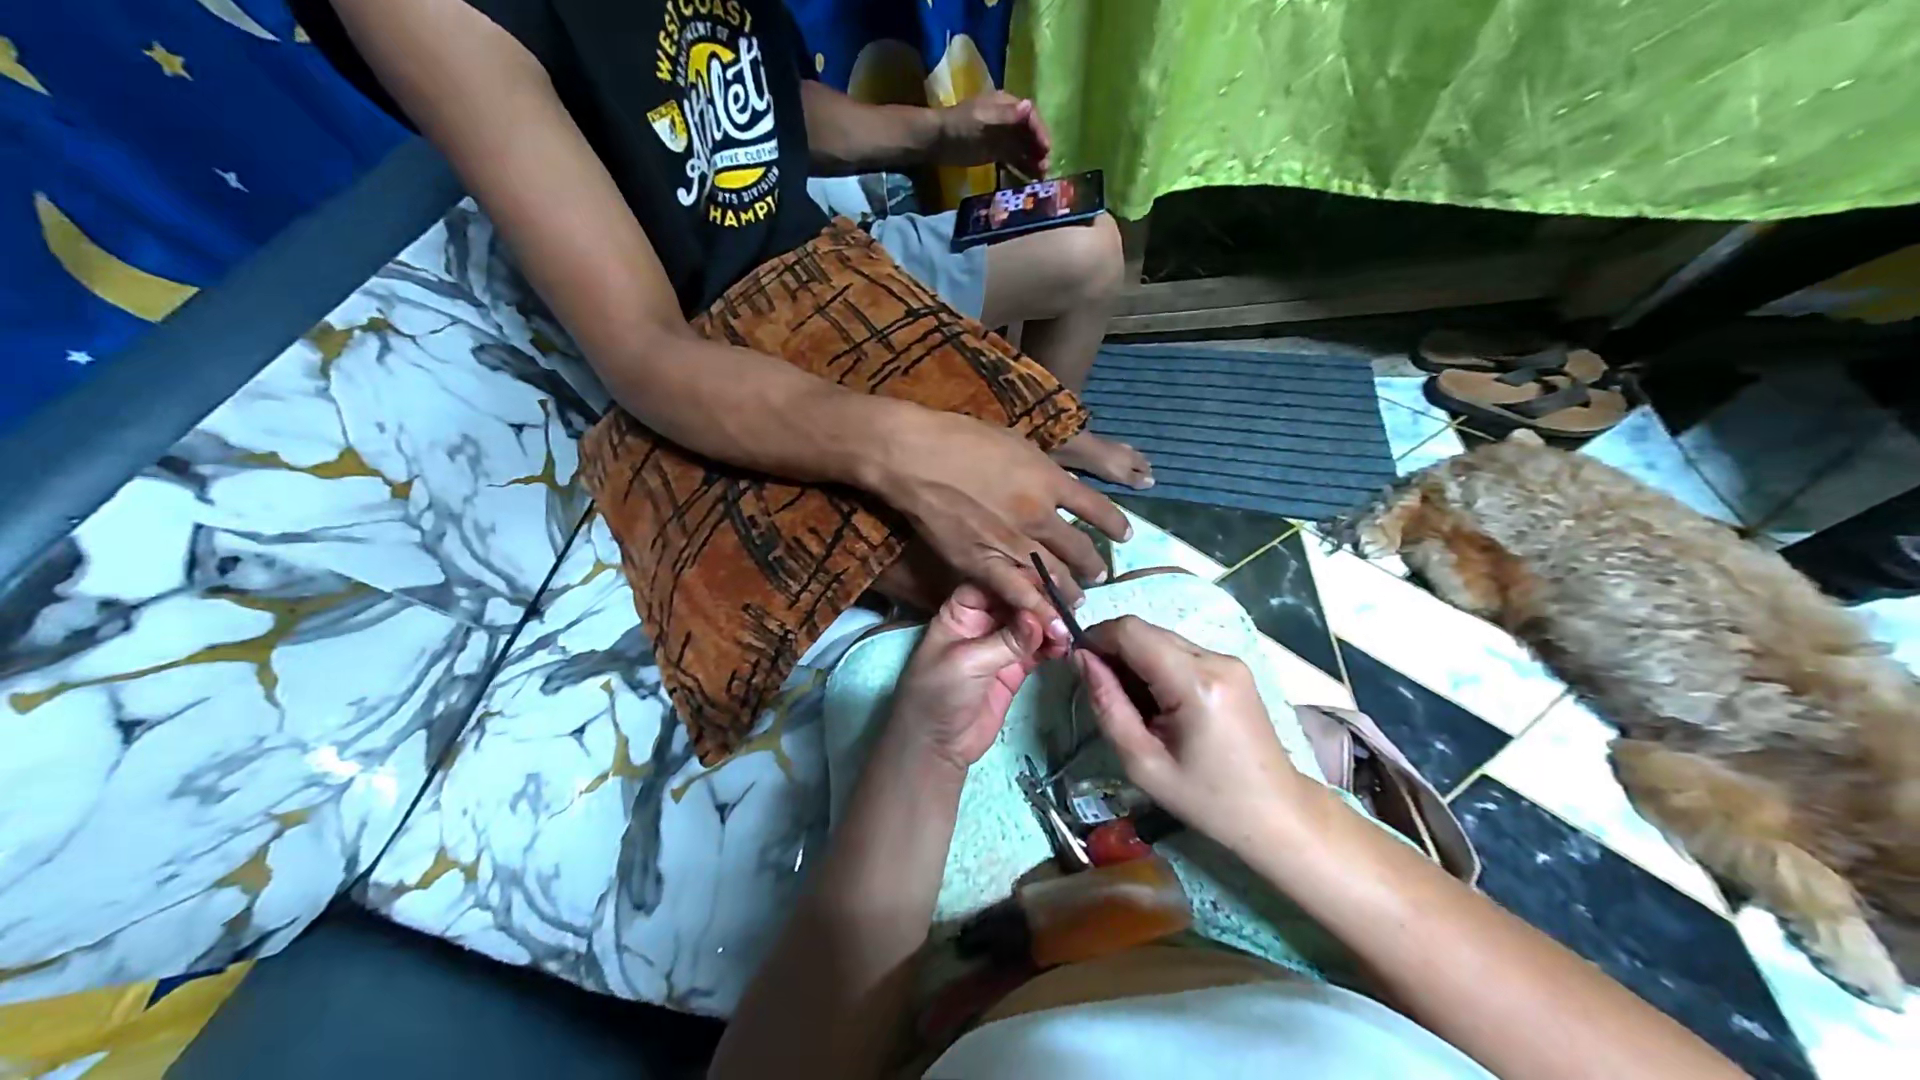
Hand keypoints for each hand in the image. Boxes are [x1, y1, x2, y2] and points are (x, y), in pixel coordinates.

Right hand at [876, 409, 1130, 642]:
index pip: (1097, 508)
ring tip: (1078, 598)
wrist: (917, 456)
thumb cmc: (962, 438)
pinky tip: (1052, 621)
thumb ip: (1042, 469)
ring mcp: (1011, 542)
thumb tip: (1060, 485)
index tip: (1123, 534)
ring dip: (1070, 589)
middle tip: (1098, 574)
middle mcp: (1038, 515)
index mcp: (1049, 480)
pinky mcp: (981, 562)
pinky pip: (1015, 591)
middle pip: (1078, 548)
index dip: (1114, 524)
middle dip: (1092, 564)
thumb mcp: (1016, 442)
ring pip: (1053, 574)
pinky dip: (1036, 608)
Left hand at [888, 584, 1056, 771]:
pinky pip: (1038, 650)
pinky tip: (1065, 647)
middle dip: (1041, 603)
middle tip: (1067, 607)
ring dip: (1050, 626)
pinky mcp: (1014, 668)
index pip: (992, 584)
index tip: (1048, 582)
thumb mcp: (968, 662)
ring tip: (1068, 632)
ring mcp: (999, 645)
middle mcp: (981, 621)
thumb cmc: (938, 695)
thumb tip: (1040, 619)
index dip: (1018, 580)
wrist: (936, 746)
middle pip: (1015, 601)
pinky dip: (1052, 646)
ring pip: (1030, 625)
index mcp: (959, 611)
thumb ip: (1006, 640)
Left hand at [934, 90, 1051, 176]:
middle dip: (1039, 149)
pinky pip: (1014, 160)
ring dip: (1033, 161)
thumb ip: (1006, 115)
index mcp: (1006, 106)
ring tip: (1041, 176)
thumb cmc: (959, 125)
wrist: (937, 141)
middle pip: (1029, 134)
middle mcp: (1008, 120)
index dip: (1040, 132)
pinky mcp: (996, 153)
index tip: (1047, 149)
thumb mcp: (983, 118)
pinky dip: (1022, 168)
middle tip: (1046, 167)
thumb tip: (1029, 106)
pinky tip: (1029, 179)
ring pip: (1023, 149)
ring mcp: (1002, 138)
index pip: (1030, 117)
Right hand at [1072, 616, 1310, 850]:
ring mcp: (1229, 659)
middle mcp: (1215, 658)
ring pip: (1161, 639)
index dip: (1096, 638)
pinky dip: (1157, 667)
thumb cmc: (1207, 800)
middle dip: (1114, 652)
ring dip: (1135, 661)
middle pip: (1146, 631)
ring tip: (1135, 707)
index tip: (1080, 666)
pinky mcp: (1233, 667)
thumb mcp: (1143, 763)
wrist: (1277, 814)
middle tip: (1105, 695)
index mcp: (1196, 683)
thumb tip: (1081, 658)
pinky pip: (1180, 651)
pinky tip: (1159, 704)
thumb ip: (1107, 705)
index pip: (1131, 631)